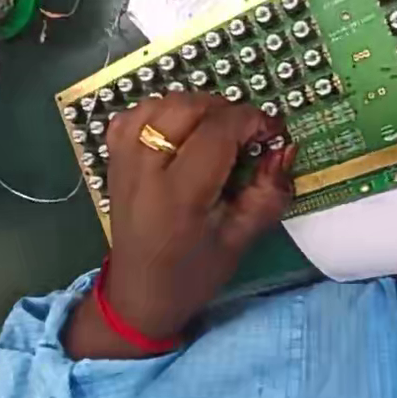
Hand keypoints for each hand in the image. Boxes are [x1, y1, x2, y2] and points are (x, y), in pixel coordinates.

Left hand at [65, 92, 295, 359]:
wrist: (139, 293)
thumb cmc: (194, 273)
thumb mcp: (241, 239)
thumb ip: (267, 191)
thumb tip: (284, 146)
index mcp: (178, 196)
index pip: (216, 133)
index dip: (250, 121)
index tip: (271, 132)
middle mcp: (143, 170)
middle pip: (185, 108)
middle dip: (224, 110)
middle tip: (244, 134)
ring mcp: (122, 160)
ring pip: (158, 104)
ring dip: (193, 107)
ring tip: (214, 131)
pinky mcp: (112, 159)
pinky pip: (134, 115)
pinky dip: (159, 112)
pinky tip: (177, 132)